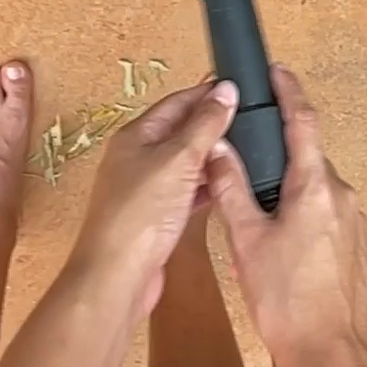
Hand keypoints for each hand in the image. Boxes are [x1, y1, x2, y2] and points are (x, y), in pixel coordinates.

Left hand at [70, 79, 237, 322]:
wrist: (118, 277)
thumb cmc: (139, 214)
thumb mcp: (180, 159)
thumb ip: (206, 124)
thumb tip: (226, 90)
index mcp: (136, 136)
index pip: (177, 102)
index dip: (207, 94)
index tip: (238, 89)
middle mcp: (137, 158)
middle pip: (180, 131)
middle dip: (212, 125)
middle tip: (248, 119)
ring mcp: (145, 189)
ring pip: (184, 163)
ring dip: (210, 156)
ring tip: (243, 150)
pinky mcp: (155, 216)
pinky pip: (185, 191)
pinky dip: (205, 186)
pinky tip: (225, 186)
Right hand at [206, 65, 366, 364]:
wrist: (330, 354)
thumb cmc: (285, 299)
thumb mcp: (247, 241)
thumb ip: (233, 189)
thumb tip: (219, 149)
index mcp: (315, 185)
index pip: (304, 121)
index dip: (290, 91)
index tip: (278, 71)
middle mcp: (342, 194)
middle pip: (308, 157)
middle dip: (280, 155)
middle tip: (248, 164)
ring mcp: (355, 220)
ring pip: (316, 188)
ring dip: (290, 190)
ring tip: (259, 218)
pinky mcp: (358, 244)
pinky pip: (328, 212)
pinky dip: (305, 213)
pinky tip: (284, 244)